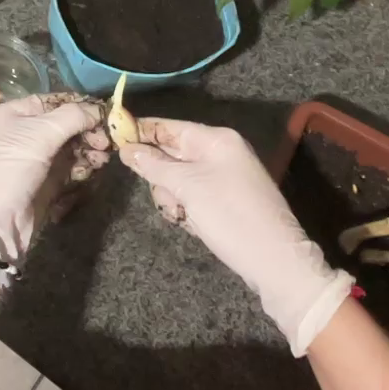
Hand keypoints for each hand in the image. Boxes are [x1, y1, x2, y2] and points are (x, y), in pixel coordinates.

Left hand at [0, 93, 109, 263]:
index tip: (105, 113)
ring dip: (90, 149)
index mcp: (16, 113)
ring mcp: (37, 157)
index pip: (55, 101)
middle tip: (105, 142)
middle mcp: (26, 132)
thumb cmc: (12, 167)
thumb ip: (72, 117)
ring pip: (72, 146)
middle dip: (88, 130)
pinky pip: (71, 166)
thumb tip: (98, 108)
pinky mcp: (47, 180)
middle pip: (67, 124)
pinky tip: (94, 169)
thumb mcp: (40, 134)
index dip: (80, 105)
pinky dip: (84, 165)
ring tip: (102, 158)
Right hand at [119, 118, 351, 355]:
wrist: (275, 262)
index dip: (141, 132)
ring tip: (182, 215)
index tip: (113, 140)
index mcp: (216, 139)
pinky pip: (193, 195)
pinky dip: (187, 208)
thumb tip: (126, 149)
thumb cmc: (229, 216)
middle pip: (172, 153)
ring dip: (173, 197)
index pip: (169, 127)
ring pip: (178, 178)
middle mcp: (221, 152)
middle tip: (165, 197)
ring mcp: (225, 177)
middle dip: (161, 177)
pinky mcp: (225, 200)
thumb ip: (153, 165)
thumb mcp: (186, 188)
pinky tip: (192, 224)